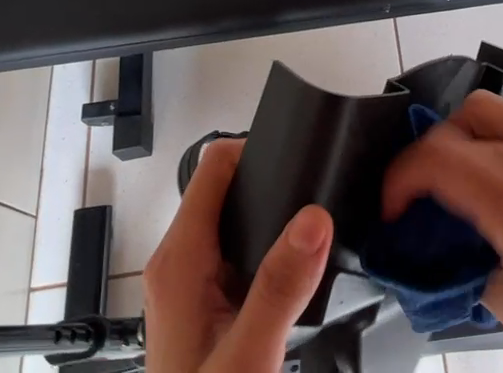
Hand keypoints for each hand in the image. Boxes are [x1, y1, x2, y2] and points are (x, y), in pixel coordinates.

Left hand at [144, 138, 333, 372]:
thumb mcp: (249, 356)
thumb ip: (282, 286)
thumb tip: (313, 218)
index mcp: (180, 261)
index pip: (213, 168)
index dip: (256, 150)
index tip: (301, 154)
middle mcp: (181, 264)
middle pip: (228, 190)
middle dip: (275, 185)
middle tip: (321, 191)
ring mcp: (193, 283)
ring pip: (238, 222)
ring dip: (276, 218)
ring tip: (319, 227)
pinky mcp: (209, 303)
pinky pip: (243, 253)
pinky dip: (273, 250)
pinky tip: (301, 269)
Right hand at [382, 92, 502, 372]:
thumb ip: (462, 263)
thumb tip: (427, 240)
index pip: (442, 157)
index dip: (402, 177)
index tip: (396, 202)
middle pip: (462, 118)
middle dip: (428, 152)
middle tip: (422, 191)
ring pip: (490, 109)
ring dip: (461, 140)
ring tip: (458, 183)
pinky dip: (495, 142)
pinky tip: (496, 179)